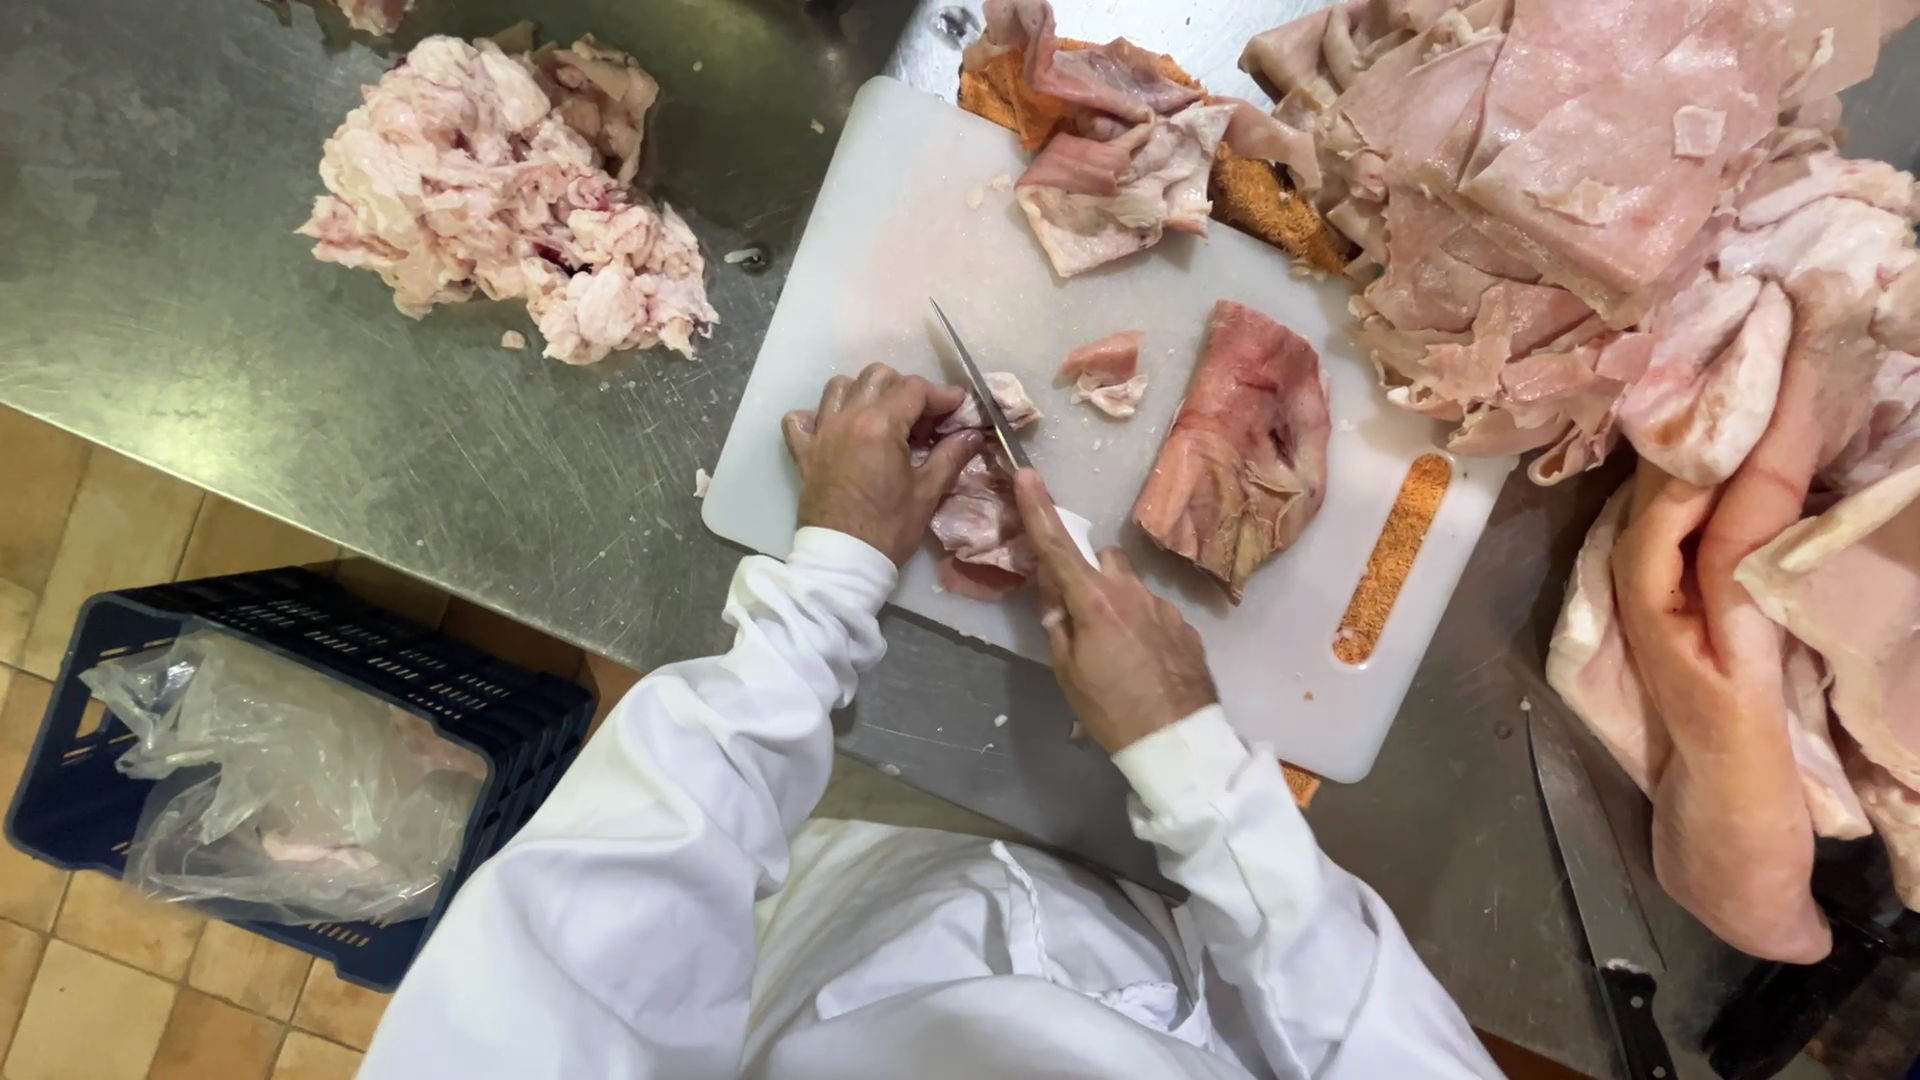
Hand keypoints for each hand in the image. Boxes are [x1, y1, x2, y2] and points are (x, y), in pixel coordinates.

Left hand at [783, 364, 981, 564]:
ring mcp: (821, 434)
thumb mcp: (927, 493)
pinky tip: (836, 429)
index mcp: (880, 426)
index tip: (958, 409)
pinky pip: (800, 419)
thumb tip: (973, 434)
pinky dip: (817, 416)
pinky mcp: (804, 453)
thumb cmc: (889, 529)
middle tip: (923, 418)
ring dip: (864, 393)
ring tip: (882, 417)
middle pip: (877, 377)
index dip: (942, 395)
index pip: (914, 389)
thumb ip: (951, 456)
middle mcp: (847, 419)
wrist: (843, 562)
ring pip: (839, 387)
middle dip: (905, 389)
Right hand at [1013, 469, 1217, 751]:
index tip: (1027, 474)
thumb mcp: (1066, 669)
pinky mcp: (1184, 625)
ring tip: (1117, 647)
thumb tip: (1054, 593)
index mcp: (1094, 602)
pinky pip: (1153, 611)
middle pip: (1103, 559)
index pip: (1058, 546)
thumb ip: (1057, 622)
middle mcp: (1131, 592)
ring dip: (1116, 600)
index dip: (1039, 509)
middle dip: (1088, 572)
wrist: (1177, 742)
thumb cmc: (1110, 710)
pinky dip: (1141, 625)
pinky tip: (1143, 662)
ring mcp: (1162, 606)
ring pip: (1130, 585)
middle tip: (1081, 611)